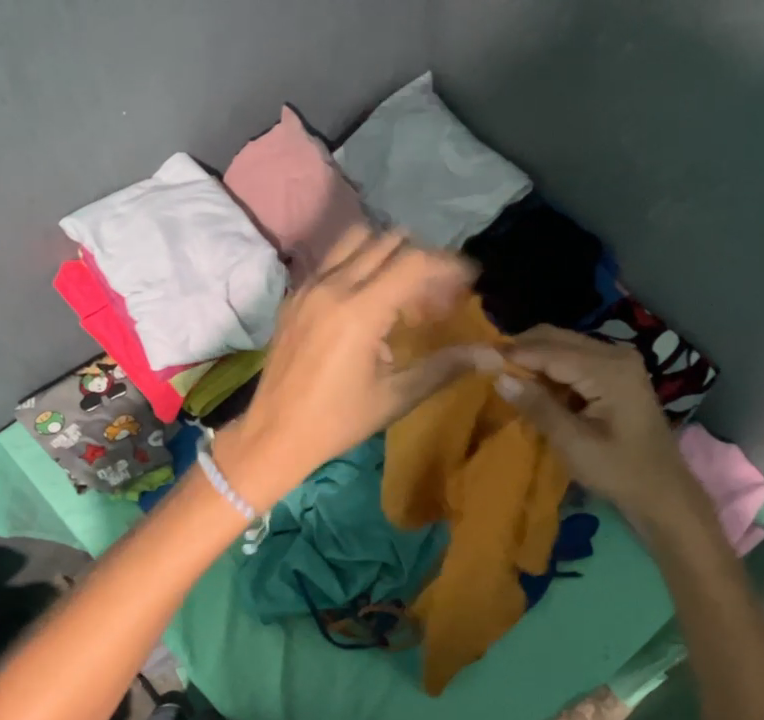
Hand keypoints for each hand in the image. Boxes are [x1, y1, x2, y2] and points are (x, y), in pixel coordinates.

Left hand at [213, 229, 474, 508]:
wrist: (274, 434)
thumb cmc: (337, 422)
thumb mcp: (395, 397)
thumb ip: (443, 368)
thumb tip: (489, 356)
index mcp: (360, 311)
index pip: (415, 262)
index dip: (449, 266)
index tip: (470, 281)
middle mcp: (333, 286)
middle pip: (389, 242)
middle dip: (422, 260)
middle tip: (438, 295)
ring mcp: (309, 287)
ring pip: (357, 241)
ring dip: (389, 256)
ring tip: (404, 295)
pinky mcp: (294, 296)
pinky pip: (333, 262)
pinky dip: (360, 269)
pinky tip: (369, 309)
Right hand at [481, 325, 693, 522]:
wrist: (660, 489)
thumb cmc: (619, 471)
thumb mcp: (574, 443)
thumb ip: (538, 407)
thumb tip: (500, 378)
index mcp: (609, 369)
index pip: (551, 350)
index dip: (513, 354)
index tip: (477, 358)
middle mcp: (616, 354)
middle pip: (557, 338)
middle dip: (521, 351)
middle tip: (484, 366)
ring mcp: (618, 362)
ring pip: (563, 347)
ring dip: (534, 359)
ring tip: (501, 376)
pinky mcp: (615, 374)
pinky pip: (574, 360)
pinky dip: (549, 369)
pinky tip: (530, 385)